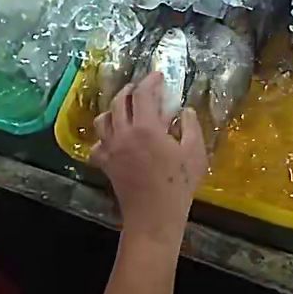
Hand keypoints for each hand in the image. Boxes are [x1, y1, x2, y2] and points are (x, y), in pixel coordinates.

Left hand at [89, 73, 207, 247]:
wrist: (153, 217)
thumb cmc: (178, 185)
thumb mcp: (194, 153)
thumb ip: (191, 127)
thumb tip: (184, 111)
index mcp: (146, 127)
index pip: (142, 94)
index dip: (150, 81)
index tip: (158, 76)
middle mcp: (123, 133)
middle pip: (119, 101)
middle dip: (130, 90)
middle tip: (142, 89)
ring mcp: (110, 148)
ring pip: (103, 119)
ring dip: (114, 109)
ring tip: (126, 110)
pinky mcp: (105, 163)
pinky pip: (97, 144)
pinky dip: (103, 138)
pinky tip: (114, 139)